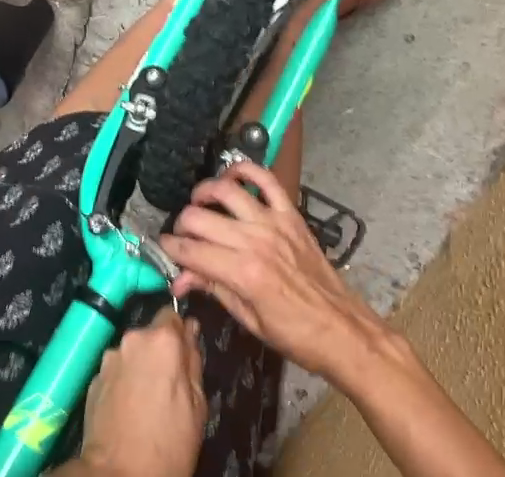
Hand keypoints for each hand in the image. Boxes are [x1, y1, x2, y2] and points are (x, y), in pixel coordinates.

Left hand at [76, 307, 206, 476]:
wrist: (117, 475)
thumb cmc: (168, 443)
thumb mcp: (197, 405)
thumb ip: (193, 361)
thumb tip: (190, 331)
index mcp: (162, 340)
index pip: (173, 314)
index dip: (180, 334)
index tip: (184, 356)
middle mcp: (131, 340)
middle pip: (150, 335)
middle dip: (159, 352)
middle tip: (169, 386)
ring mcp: (108, 359)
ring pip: (131, 353)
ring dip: (139, 366)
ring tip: (145, 401)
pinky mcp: (92, 380)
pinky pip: (115, 372)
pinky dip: (122, 382)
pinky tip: (127, 408)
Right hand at [159, 162, 392, 379]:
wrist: (342, 329)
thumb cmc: (295, 335)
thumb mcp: (249, 320)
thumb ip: (214, 289)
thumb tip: (180, 279)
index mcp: (243, 273)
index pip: (191, 251)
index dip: (169, 250)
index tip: (162, 250)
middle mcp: (255, 241)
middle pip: (200, 218)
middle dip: (181, 226)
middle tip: (181, 237)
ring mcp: (274, 223)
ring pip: (227, 191)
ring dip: (204, 193)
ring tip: (198, 204)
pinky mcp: (291, 214)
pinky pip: (266, 180)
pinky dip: (245, 171)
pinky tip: (231, 177)